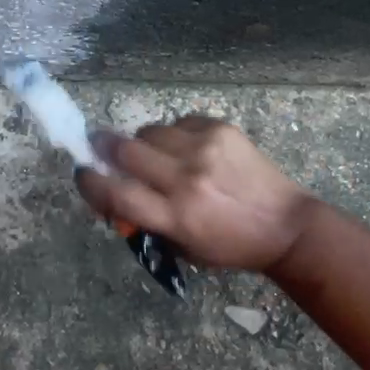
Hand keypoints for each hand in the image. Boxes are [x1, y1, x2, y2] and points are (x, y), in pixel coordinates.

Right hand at [75, 115, 314, 272]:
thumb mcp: (184, 247)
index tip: (82, 173)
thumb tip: (109, 190)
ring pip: (148, 130)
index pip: (117, 195)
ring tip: (156, 153)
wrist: (287, 226)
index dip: (90, 183)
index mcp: (177, 218)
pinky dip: (175, 134)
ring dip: (143, 142)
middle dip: (104, 145)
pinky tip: (190, 149)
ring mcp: (203, 149)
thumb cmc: (231, 245)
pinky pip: (177, 122)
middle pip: (124, 150)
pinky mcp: (218, 128)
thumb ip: (145, 220)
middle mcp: (186, 180)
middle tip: (99, 145)